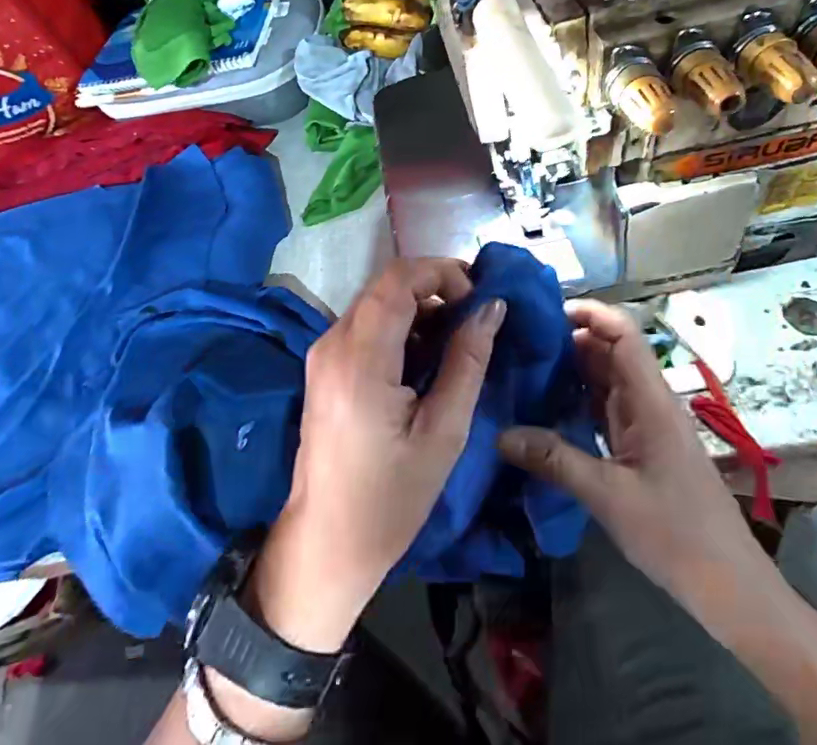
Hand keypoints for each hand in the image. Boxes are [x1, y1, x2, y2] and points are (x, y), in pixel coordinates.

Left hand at [248, 259, 505, 653]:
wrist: (326, 544)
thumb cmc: (390, 499)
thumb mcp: (443, 432)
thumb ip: (467, 361)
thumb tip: (492, 307)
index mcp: (360, 359)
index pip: (399, 278)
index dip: (443, 272)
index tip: (479, 300)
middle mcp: (332, 343)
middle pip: (386, 285)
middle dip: (436, 288)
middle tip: (477, 318)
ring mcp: (323, 354)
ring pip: (377, 302)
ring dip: (421, 308)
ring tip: (459, 341)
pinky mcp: (325, 367)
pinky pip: (366, 326)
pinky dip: (401, 327)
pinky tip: (427, 359)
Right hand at [496, 300, 772, 628]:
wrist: (726, 581)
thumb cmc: (675, 532)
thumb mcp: (609, 496)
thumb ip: (556, 461)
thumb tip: (501, 434)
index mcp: (652, 401)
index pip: (624, 336)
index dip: (591, 313)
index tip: (545, 312)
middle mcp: (650, 402)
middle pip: (611, 354)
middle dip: (569, 341)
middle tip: (519, 342)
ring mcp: (647, 424)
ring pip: (607, 381)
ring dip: (571, 371)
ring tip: (523, 367)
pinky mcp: (642, 446)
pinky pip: (606, 410)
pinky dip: (578, 402)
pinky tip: (546, 408)